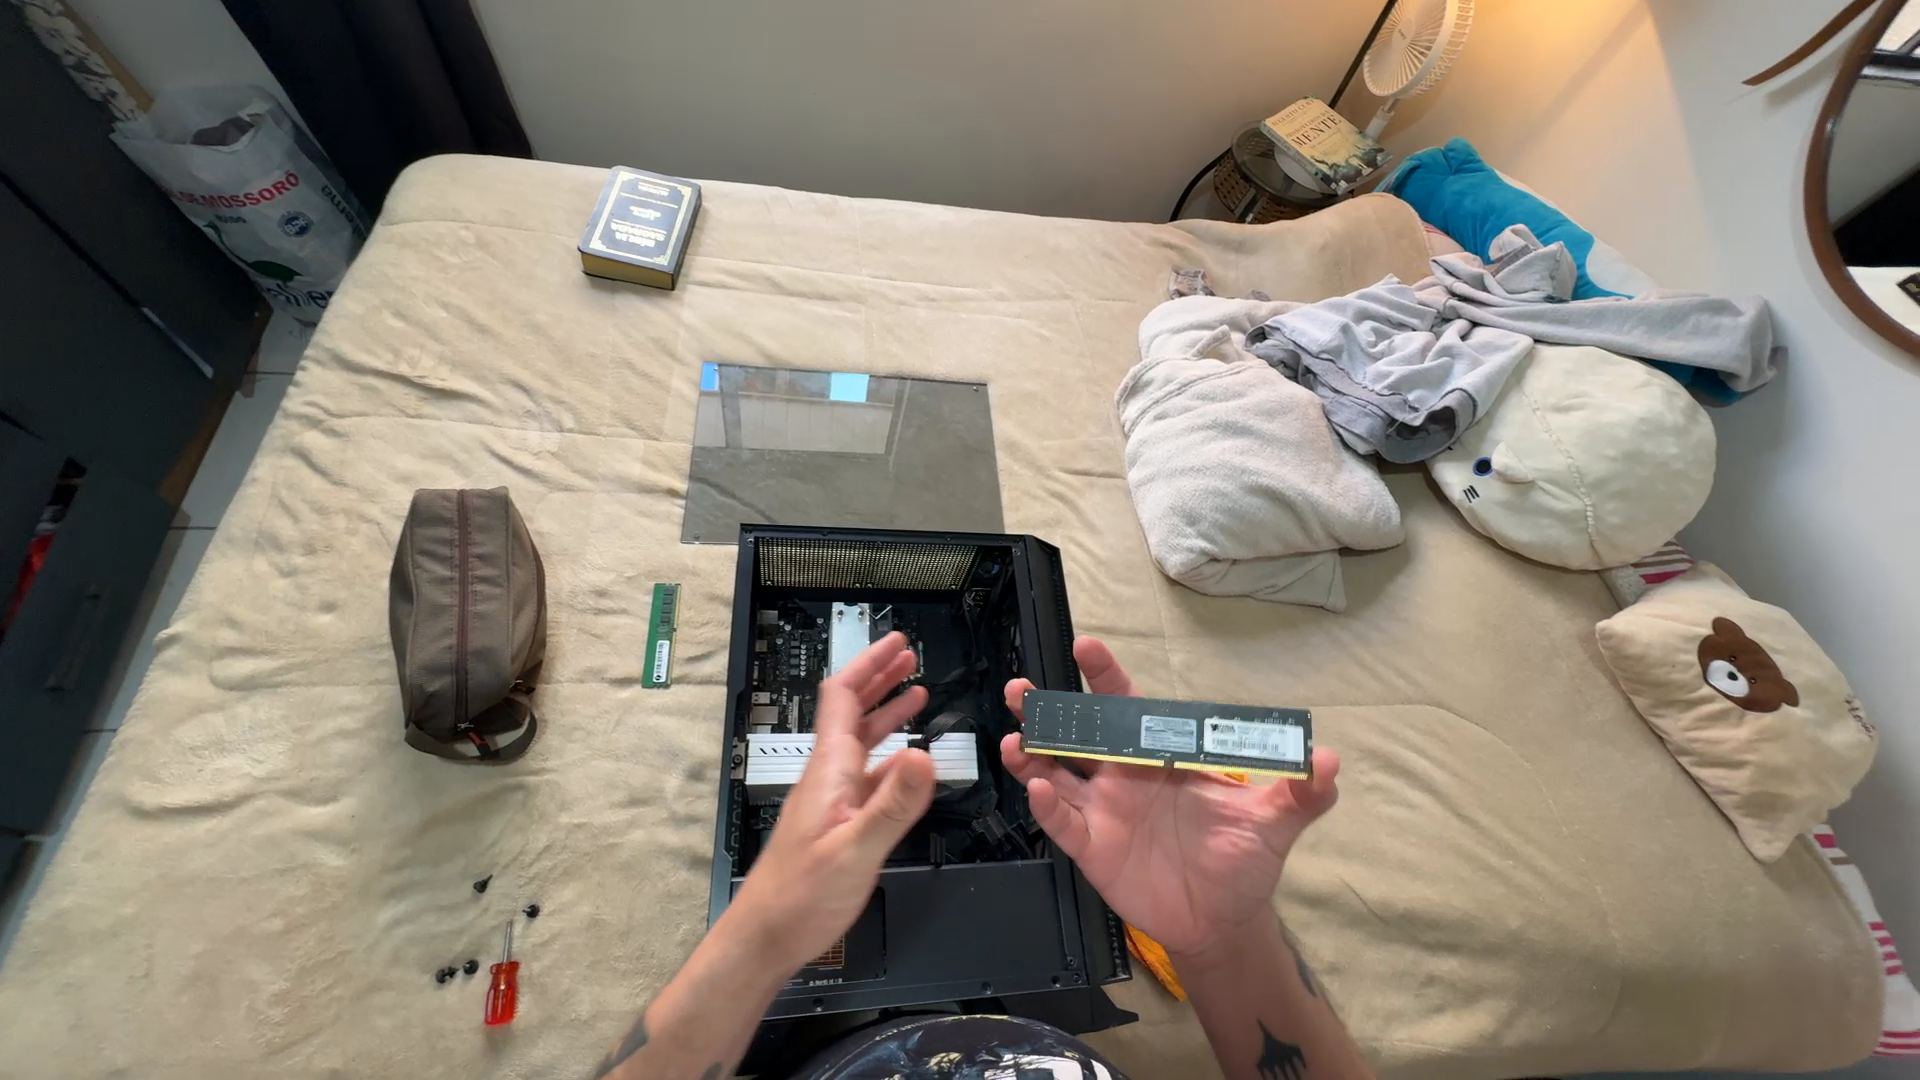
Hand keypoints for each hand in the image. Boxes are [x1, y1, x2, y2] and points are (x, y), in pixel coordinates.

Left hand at [727, 632, 933, 973]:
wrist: (766, 936)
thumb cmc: (800, 896)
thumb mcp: (856, 848)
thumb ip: (894, 803)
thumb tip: (924, 753)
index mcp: (830, 768)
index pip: (844, 696)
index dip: (869, 663)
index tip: (897, 644)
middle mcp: (829, 773)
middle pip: (852, 708)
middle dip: (880, 677)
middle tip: (909, 657)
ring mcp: (833, 795)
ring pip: (861, 738)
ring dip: (887, 710)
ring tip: (915, 693)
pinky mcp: (838, 817)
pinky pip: (868, 771)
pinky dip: (890, 754)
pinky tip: (908, 760)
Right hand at [1001, 638, 1338, 962]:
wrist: (1223, 919)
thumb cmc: (1242, 860)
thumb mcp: (1273, 823)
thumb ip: (1299, 792)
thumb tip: (1329, 759)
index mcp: (1156, 754)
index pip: (1124, 706)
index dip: (1103, 676)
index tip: (1086, 648)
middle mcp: (1120, 774)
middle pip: (1075, 734)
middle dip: (1046, 710)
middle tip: (1022, 690)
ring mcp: (1102, 809)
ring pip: (1055, 773)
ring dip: (1032, 755)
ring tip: (1016, 741)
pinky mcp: (1093, 847)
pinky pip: (1063, 822)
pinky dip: (1047, 806)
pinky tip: (1037, 790)